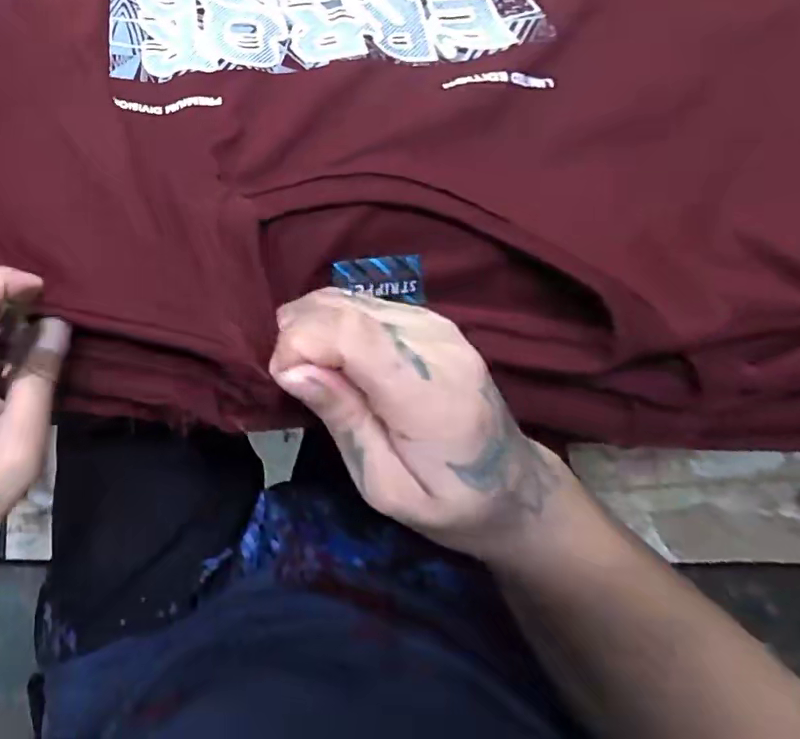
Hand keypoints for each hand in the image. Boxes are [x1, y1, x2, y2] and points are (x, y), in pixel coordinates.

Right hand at [269, 288, 570, 561]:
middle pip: (335, 307)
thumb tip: (289, 369)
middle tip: (298, 380)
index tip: (284, 379)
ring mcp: (433, 323)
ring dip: (309, 328)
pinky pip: (352, 301)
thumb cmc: (448, 501)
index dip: (298, 345)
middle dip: (296, 336)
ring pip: (337, 298)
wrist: (515, 489)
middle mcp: (435, 343)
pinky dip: (327, 322)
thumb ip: (342, 420)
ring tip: (316, 371)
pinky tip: (334, 357)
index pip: (347, 333)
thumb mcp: (385, 487)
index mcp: (431, 394)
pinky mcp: (424, 316)